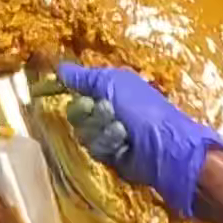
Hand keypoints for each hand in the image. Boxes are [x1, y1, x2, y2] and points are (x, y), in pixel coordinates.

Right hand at [57, 63, 222, 217]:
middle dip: (90, 112)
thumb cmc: (143, 108)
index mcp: (109, 88)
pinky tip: (124, 145)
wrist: (165, 147)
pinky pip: (94, 148)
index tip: (57, 90)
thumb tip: (60, 68)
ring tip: (122, 132)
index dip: (70, 90)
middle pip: (76, 111)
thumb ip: (84, 77)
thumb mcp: (113, 83)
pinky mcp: (110, 154)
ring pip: (84, 131)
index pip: (77, 87)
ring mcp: (108, 132)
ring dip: (102, 130)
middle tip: (109, 111)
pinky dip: (109, 144)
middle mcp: (106, 108)